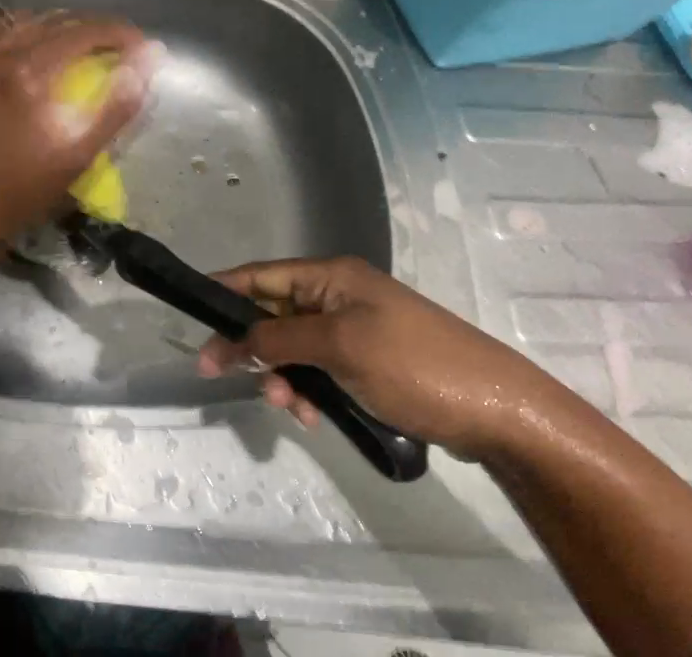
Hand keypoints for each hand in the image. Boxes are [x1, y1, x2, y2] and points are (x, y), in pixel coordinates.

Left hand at [0, 13, 149, 248]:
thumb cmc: (18, 190)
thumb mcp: (76, 156)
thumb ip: (116, 107)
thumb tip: (150, 59)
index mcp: (28, 70)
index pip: (84, 31)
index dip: (120, 33)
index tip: (144, 47)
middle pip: (56, 21)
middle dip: (95, 29)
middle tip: (122, 48)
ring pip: (27, 22)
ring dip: (62, 27)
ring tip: (88, 48)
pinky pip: (1, 34)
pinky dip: (28, 33)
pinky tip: (42, 52)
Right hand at [198, 256, 563, 459]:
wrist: (502, 414)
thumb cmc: (415, 366)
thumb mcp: (339, 346)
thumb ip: (278, 336)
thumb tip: (235, 338)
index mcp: (333, 277)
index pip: (259, 275)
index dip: (221, 293)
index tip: (189, 318)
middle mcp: (340, 297)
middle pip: (271, 315)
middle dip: (250, 347)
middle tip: (217, 374)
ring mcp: (356, 332)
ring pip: (292, 349)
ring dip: (280, 376)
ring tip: (288, 407)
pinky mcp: (369, 365)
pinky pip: (318, 371)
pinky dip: (307, 391)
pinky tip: (312, 415)